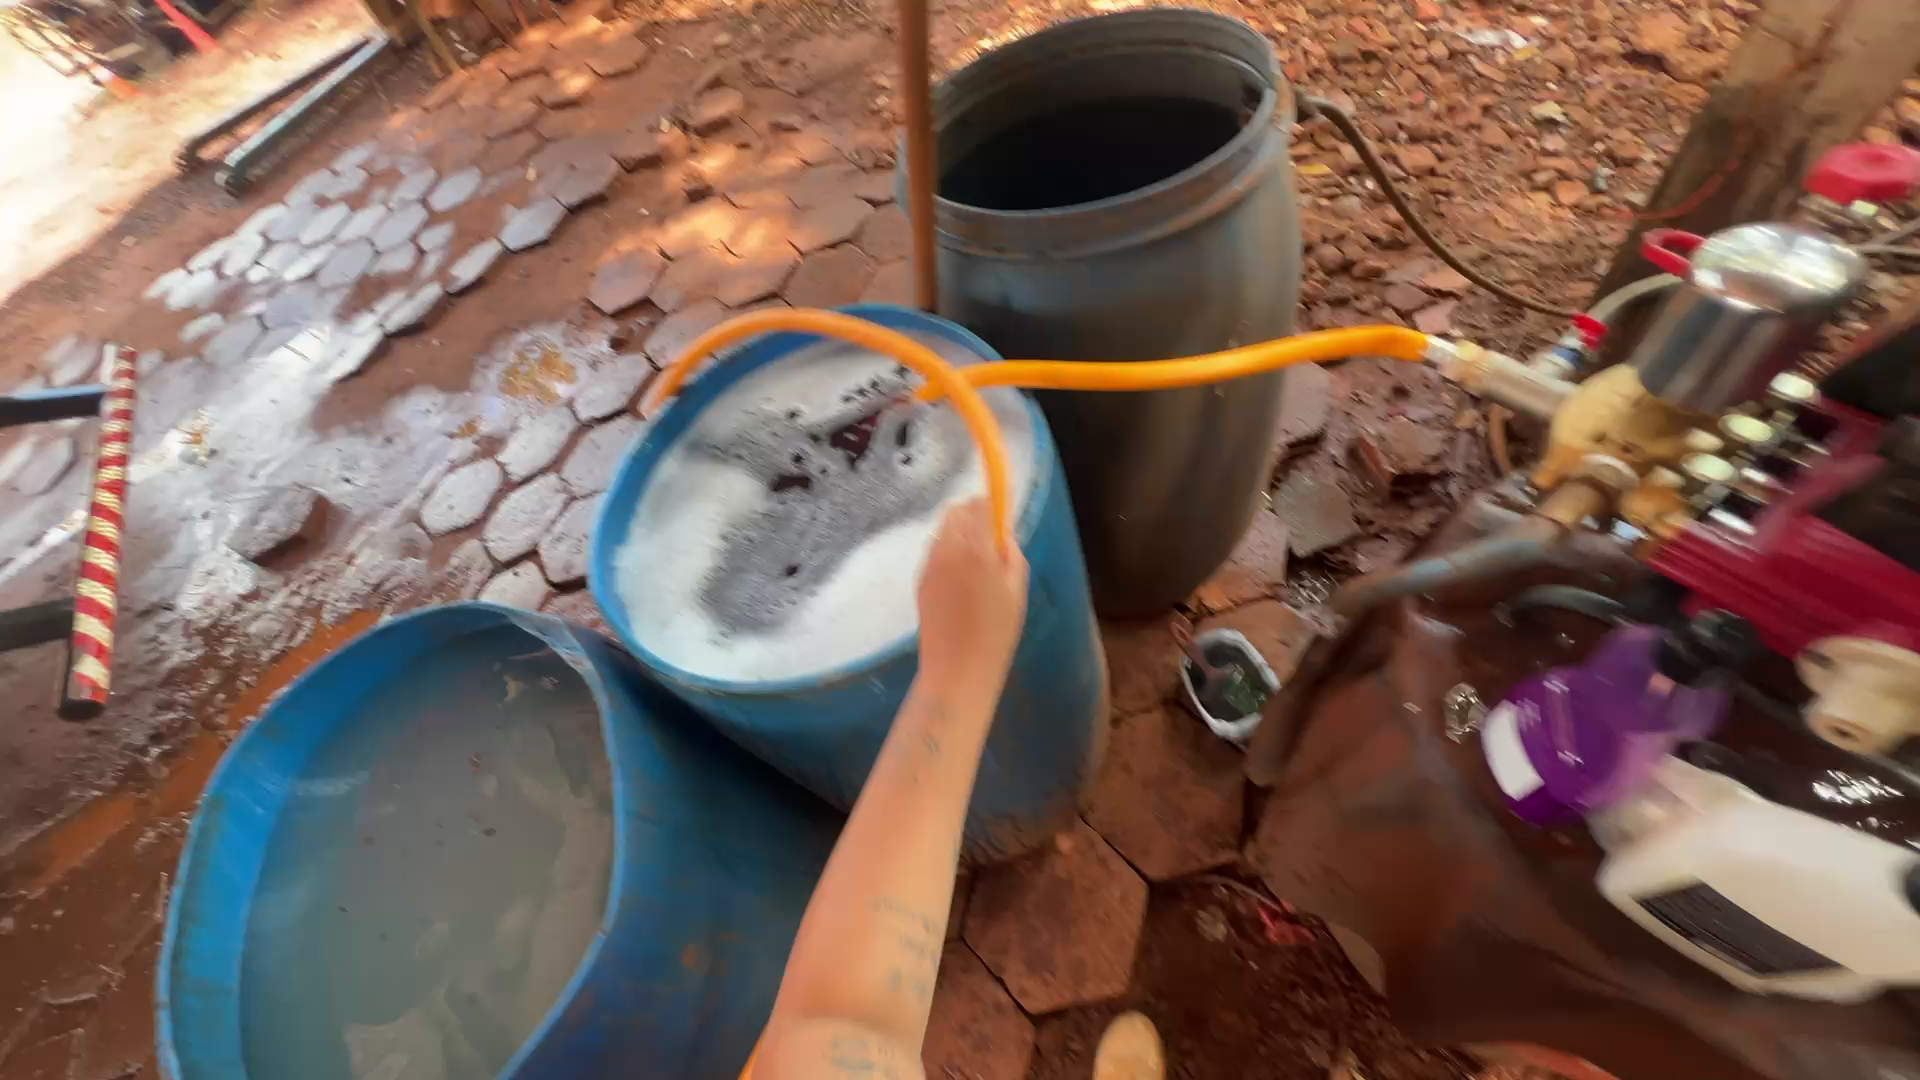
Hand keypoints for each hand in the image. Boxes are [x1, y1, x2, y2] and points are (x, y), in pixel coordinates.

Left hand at [916, 497, 1028, 696]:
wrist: (956, 669)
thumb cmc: (996, 632)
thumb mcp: (1017, 591)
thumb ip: (1011, 554)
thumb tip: (1003, 534)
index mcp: (976, 548)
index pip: (981, 504)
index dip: (992, 504)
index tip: (1001, 514)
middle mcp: (948, 548)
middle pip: (956, 511)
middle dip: (973, 517)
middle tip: (990, 543)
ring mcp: (929, 563)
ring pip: (942, 529)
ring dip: (959, 534)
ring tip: (975, 565)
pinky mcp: (920, 579)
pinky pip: (934, 551)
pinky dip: (947, 553)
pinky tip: (960, 581)